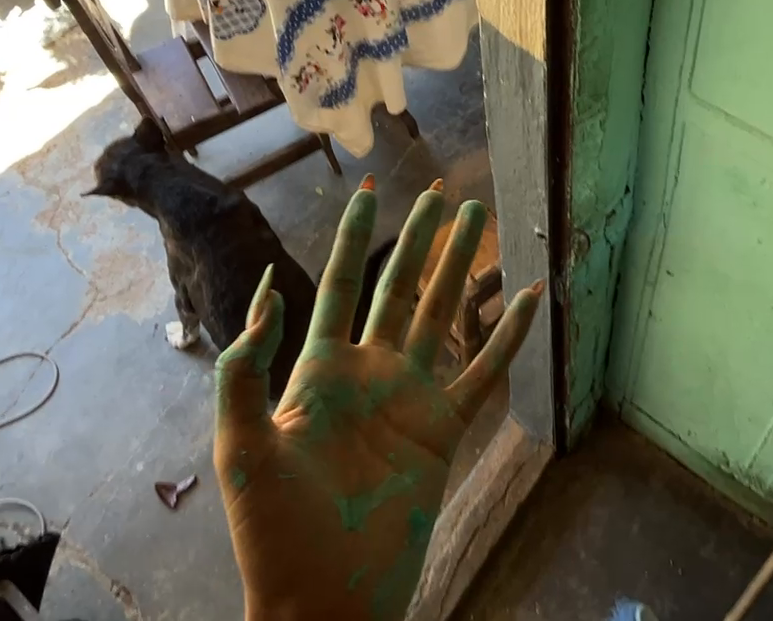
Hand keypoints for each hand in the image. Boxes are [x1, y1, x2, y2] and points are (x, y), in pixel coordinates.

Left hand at [213, 177, 544, 620]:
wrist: (324, 600)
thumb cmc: (273, 532)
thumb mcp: (242, 448)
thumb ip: (246, 371)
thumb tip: (268, 292)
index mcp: (321, 369)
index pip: (340, 284)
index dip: (353, 238)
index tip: (369, 192)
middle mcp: (371, 370)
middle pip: (401, 286)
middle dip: (420, 239)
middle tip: (444, 196)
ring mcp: (412, 395)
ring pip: (445, 314)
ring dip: (464, 268)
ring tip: (481, 222)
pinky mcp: (445, 427)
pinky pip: (485, 369)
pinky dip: (510, 333)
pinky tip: (529, 298)